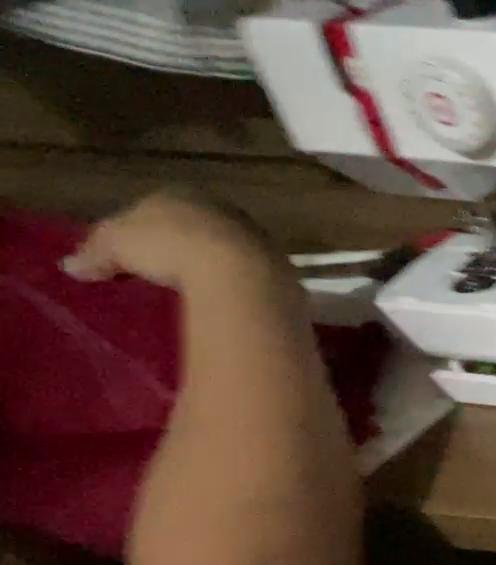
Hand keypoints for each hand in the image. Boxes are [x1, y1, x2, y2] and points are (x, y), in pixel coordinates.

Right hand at [64, 191, 278, 289]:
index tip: (135, 253)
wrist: (241, 272)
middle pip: (199, 228)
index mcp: (182, 194)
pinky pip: (254, 275)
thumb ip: (93, 252)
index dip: (143, 230)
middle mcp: (226, 210)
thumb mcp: (114, 245)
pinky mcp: (283, 268)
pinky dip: (242, 285)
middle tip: (168, 272)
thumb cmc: (169, 246)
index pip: (157, 206)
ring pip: (231, 249)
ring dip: (218, 265)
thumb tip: (72, 266)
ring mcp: (260, 239)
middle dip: (185, 246)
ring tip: (200, 288)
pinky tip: (231, 299)